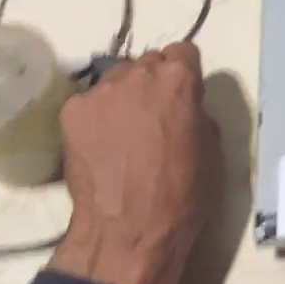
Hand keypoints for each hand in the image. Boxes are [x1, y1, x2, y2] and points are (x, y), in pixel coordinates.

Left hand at [51, 42, 219, 283]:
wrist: (128, 232)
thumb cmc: (183, 193)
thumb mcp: (212, 146)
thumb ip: (197, 110)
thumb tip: (185, 104)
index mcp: (179, 78)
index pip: (183, 51)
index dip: (185, 72)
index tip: (183, 95)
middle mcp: (139, 74)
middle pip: (148, 62)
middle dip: (153, 82)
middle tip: (153, 116)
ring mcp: (101, 92)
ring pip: (117, 80)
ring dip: (124, 96)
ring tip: (123, 132)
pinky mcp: (72, 112)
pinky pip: (90, 103)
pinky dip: (96, 117)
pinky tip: (100, 145)